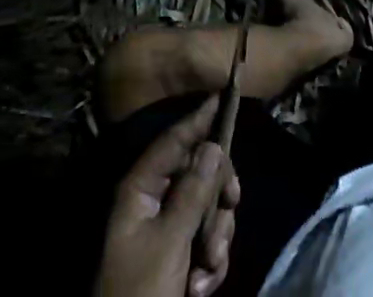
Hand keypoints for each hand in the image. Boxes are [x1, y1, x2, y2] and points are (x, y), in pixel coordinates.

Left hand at [96, 98, 240, 296]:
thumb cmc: (141, 288)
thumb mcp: (171, 241)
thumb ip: (194, 192)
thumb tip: (213, 145)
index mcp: (141, 189)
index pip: (174, 141)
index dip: (198, 117)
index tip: (223, 95)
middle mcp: (154, 200)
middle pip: (200, 174)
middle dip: (218, 198)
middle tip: (230, 207)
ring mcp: (166, 228)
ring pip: (209, 209)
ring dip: (217, 240)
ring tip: (207, 271)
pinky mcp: (178, 255)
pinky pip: (207, 241)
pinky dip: (211, 265)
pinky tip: (201, 288)